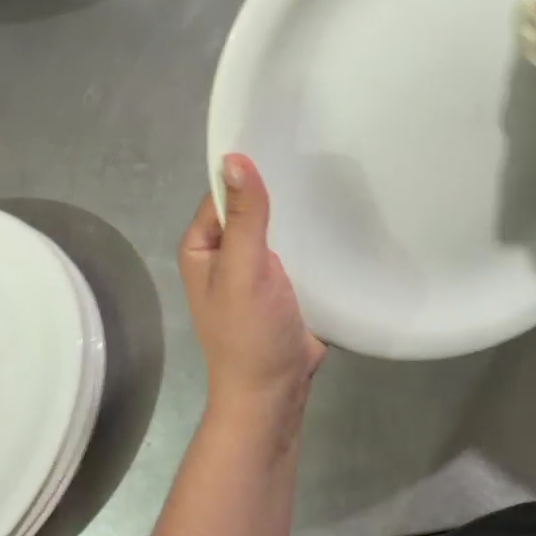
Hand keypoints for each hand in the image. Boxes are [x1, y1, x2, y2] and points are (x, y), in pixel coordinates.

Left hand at [178, 155, 325, 420]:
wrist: (274, 392)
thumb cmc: (249, 331)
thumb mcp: (245, 268)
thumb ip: (245, 215)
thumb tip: (235, 158)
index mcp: (202, 246)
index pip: (224, 192)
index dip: (248, 170)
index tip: (285, 143)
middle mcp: (224, 253)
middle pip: (251, 206)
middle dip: (277, 188)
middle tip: (318, 159)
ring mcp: (254, 269)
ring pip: (275, 226)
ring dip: (296, 211)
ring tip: (333, 181)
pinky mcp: (282, 283)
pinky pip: (293, 247)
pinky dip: (309, 235)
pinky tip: (333, 220)